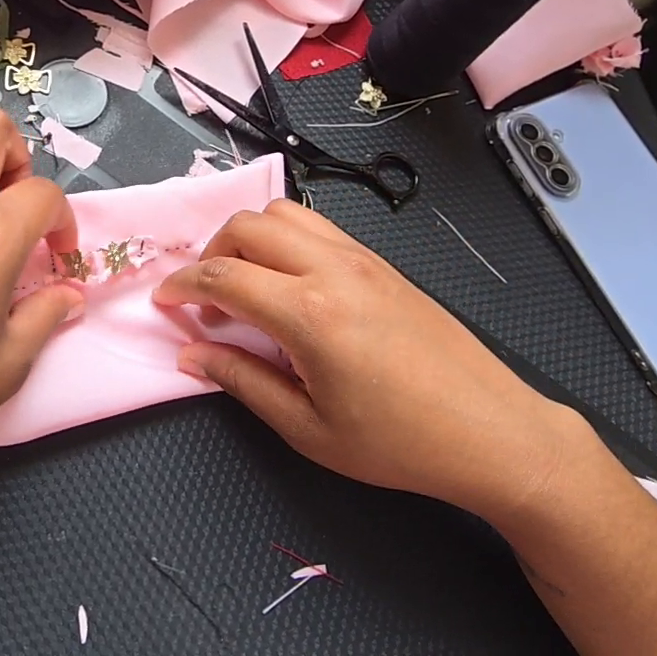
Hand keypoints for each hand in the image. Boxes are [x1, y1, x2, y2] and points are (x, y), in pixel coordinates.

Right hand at [153, 199, 584, 522]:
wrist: (491, 430)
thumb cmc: (397, 443)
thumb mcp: (308, 429)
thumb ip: (242, 382)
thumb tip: (190, 356)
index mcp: (309, 313)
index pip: (224, 276)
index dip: (183, 286)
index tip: (164, 302)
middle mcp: (331, 269)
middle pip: (247, 227)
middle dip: (210, 253)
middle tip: (204, 297)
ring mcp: (360, 258)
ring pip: (283, 212)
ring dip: (248, 236)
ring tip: (242, 280)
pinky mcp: (380, 260)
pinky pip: (317, 225)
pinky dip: (283, 237)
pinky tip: (286, 279)